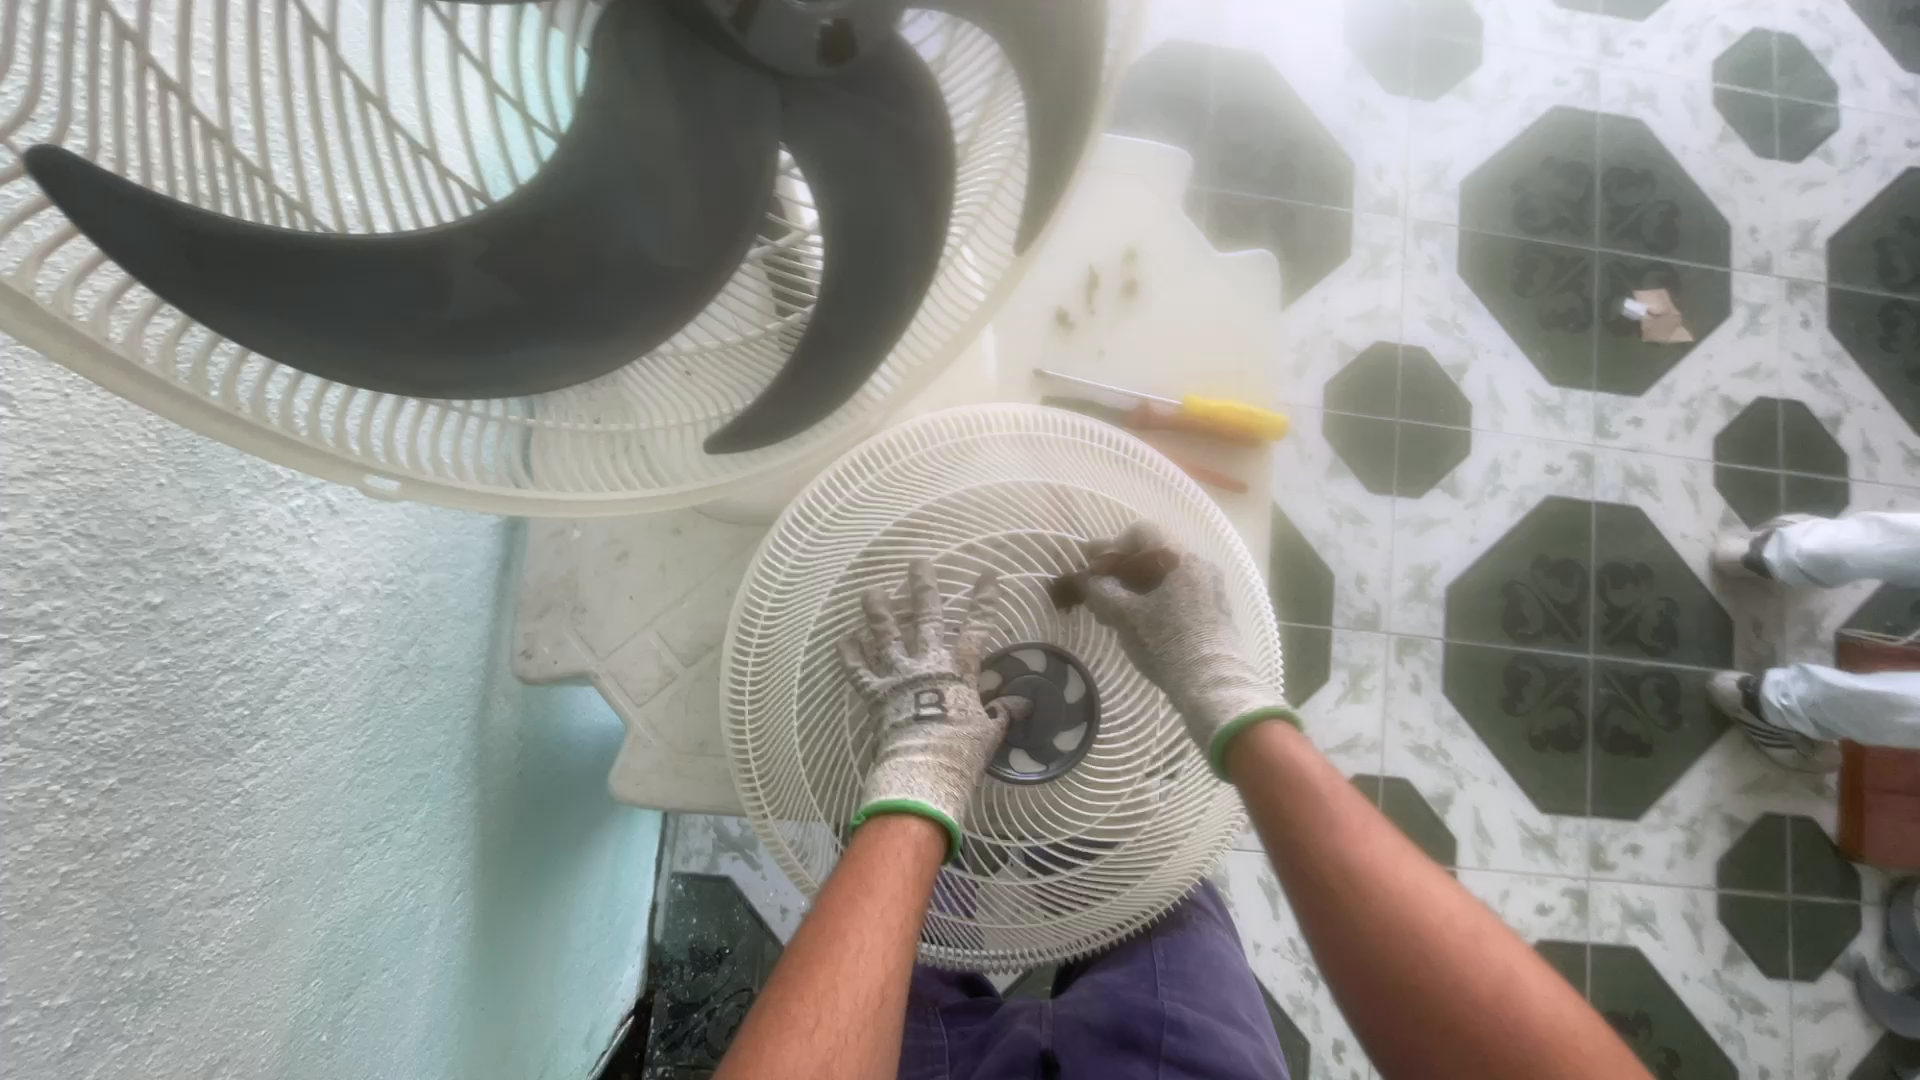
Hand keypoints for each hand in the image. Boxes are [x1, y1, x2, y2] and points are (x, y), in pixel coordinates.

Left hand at [837, 559, 1006, 859]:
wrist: (925, 768)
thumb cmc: (961, 749)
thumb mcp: (989, 730)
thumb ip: (1003, 712)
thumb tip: (1023, 703)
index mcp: (959, 669)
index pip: (976, 627)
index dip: (983, 600)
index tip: (988, 575)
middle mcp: (927, 662)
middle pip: (926, 618)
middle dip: (923, 588)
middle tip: (918, 563)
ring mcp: (899, 675)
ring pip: (886, 635)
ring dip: (878, 611)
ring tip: (871, 590)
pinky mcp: (876, 693)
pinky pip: (859, 670)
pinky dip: (850, 655)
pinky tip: (842, 638)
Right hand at [1073, 521, 1297, 777]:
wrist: (1212, 685)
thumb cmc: (1166, 643)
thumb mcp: (1125, 616)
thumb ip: (1101, 592)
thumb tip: (1086, 581)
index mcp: (1182, 558)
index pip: (1143, 532)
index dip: (1113, 545)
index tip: (1095, 567)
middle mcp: (1201, 566)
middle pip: (1155, 554)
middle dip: (1122, 568)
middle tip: (1098, 586)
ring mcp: (1212, 590)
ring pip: (1166, 576)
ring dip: (1137, 585)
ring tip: (1113, 608)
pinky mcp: (1216, 613)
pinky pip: (1179, 594)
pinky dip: (1155, 599)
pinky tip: (1138, 621)